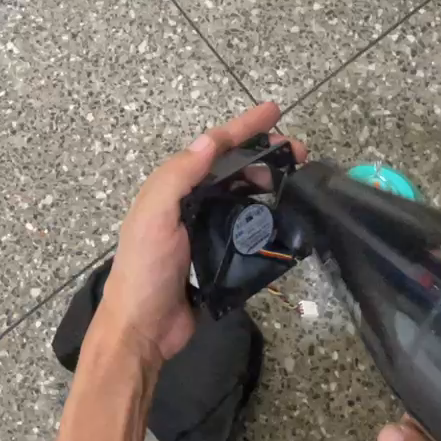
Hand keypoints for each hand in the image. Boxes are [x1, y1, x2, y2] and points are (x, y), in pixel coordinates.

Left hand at [93, 102, 306, 366]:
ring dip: (267, 182)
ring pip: (241, 194)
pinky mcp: (219, 255)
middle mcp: (189, 202)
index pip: (212, 147)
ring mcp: (205, 228)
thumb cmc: (145, 269)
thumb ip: (180, 176)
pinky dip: (265, 216)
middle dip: (263, 154)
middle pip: (231, 168)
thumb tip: (211, 140)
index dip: (243, 127)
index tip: (274, 110)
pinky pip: (245, 227)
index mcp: (173, 187)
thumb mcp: (155, 215)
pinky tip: (284, 216)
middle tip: (298, 152)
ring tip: (294, 180)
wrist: (141, 330)